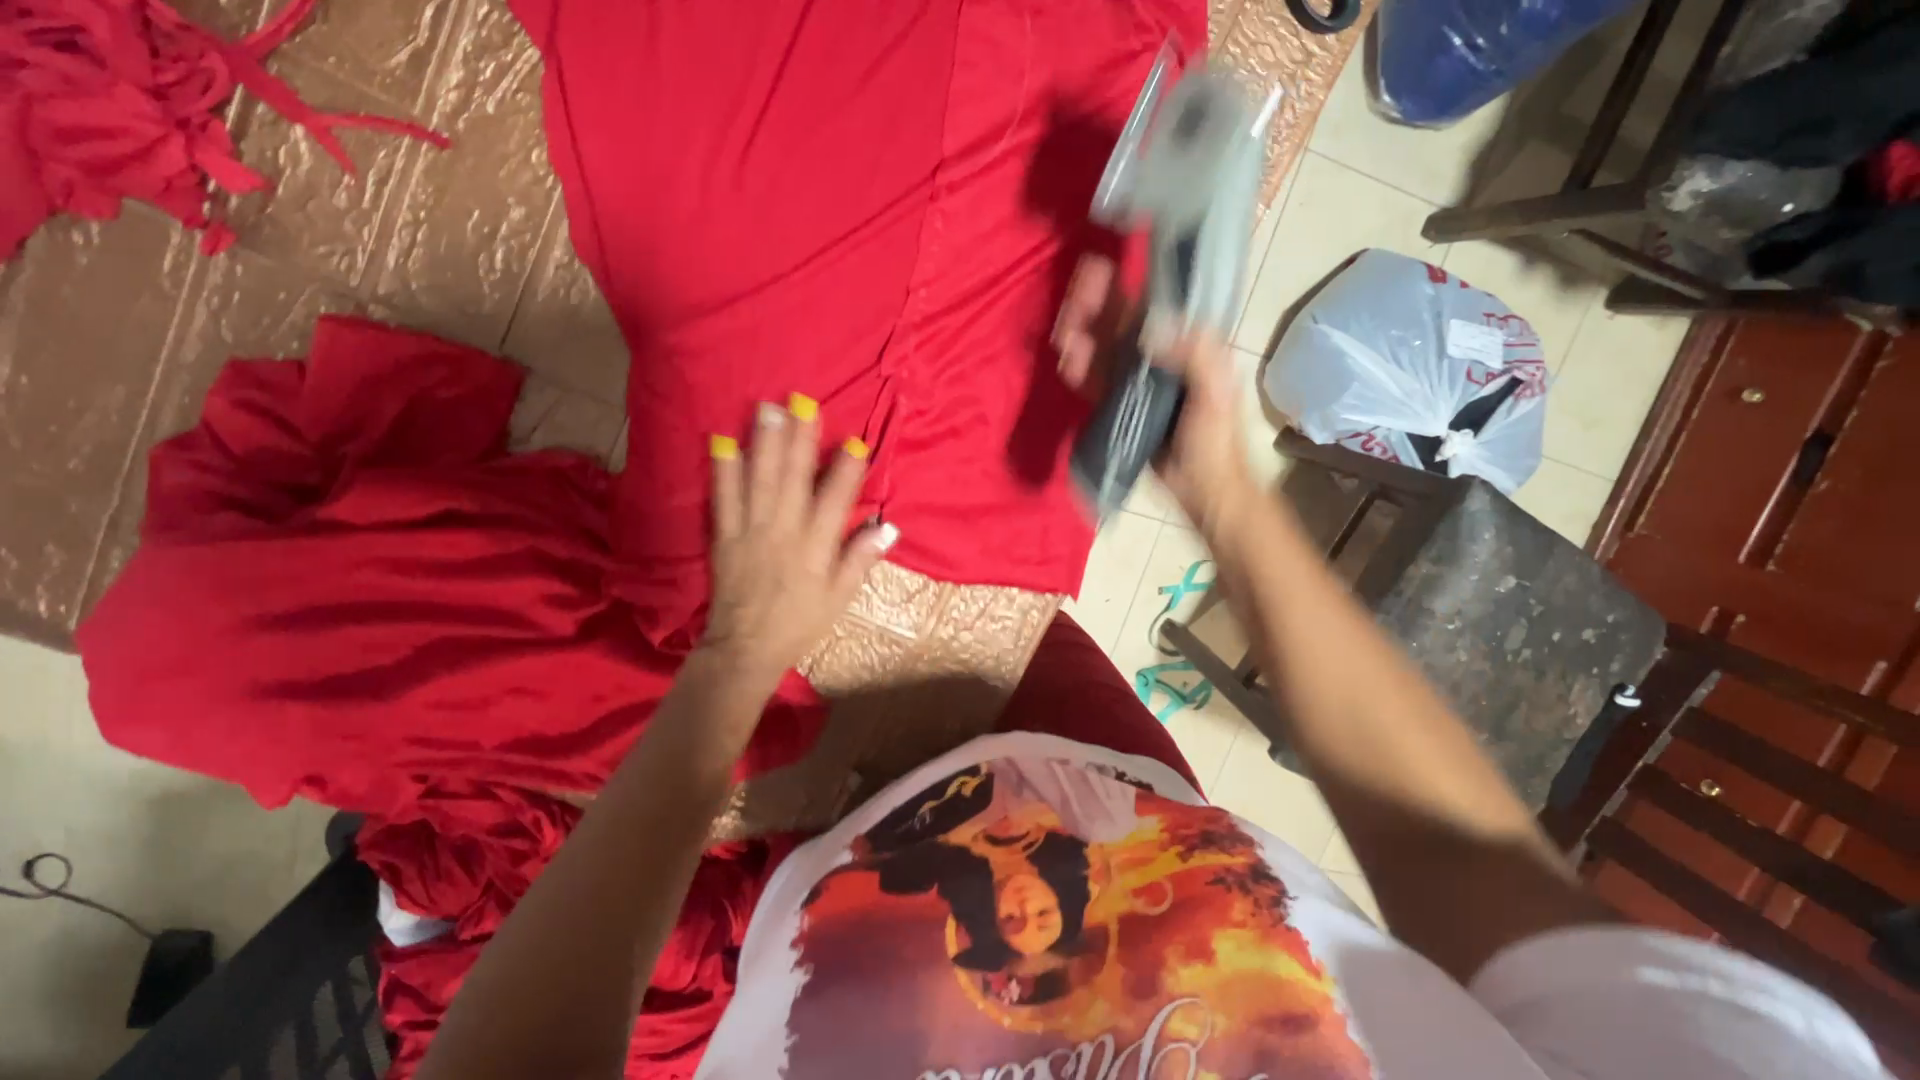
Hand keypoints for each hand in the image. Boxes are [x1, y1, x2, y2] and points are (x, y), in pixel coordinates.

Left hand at [701, 396, 897, 687]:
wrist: (746, 648)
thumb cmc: (800, 623)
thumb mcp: (840, 598)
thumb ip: (860, 560)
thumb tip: (888, 528)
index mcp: (816, 547)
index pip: (836, 500)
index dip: (847, 470)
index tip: (855, 441)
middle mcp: (784, 531)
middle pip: (793, 478)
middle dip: (799, 439)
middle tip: (802, 402)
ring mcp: (751, 531)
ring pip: (759, 479)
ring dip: (764, 442)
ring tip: (768, 409)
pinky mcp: (725, 536)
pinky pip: (724, 498)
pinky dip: (723, 470)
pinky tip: (723, 443)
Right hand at [1053, 255, 1256, 536]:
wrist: (1202, 491)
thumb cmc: (1217, 443)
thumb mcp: (1217, 394)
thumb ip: (1196, 357)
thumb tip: (1154, 328)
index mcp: (1185, 342)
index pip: (1148, 301)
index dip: (1119, 285)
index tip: (1094, 273)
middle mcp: (1157, 352)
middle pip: (1115, 319)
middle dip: (1087, 309)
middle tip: (1069, 316)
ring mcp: (1135, 377)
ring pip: (1099, 345)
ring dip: (1078, 337)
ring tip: (1066, 342)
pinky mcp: (1117, 402)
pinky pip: (1093, 377)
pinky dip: (1079, 368)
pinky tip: (1069, 365)